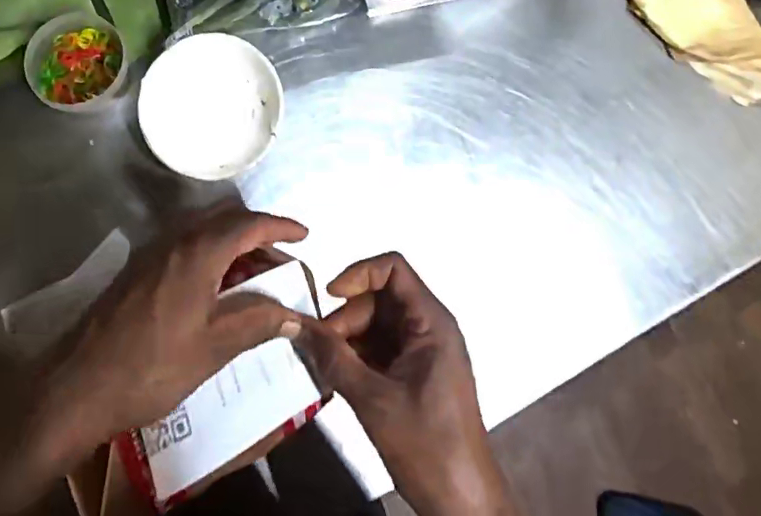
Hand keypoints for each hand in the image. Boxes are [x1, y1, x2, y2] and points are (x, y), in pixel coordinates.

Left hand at [0, 207, 308, 514]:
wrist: (79, 384)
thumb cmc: (152, 367)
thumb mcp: (214, 348)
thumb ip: (257, 322)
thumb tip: (295, 314)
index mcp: (198, 252)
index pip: (248, 224)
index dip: (280, 226)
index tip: (304, 235)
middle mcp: (175, 239)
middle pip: (225, 218)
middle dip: (258, 232)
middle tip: (281, 260)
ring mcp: (153, 250)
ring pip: (204, 229)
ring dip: (233, 242)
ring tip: (255, 275)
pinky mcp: (139, 266)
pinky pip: (185, 242)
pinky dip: (211, 252)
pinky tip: (218, 285)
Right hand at [296, 253, 519, 515]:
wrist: (463, 505)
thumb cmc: (428, 447)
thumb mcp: (374, 401)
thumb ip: (334, 359)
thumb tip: (296, 325)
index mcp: (431, 323)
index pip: (393, 269)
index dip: (359, 273)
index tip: (330, 296)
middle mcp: (428, 328)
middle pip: (379, 298)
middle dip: (346, 316)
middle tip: (321, 347)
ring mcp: (421, 351)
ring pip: (375, 324)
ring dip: (347, 338)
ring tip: (325, 366)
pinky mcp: (413, 373)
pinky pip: (379, 347)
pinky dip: (356, 356)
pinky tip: (337, 377)